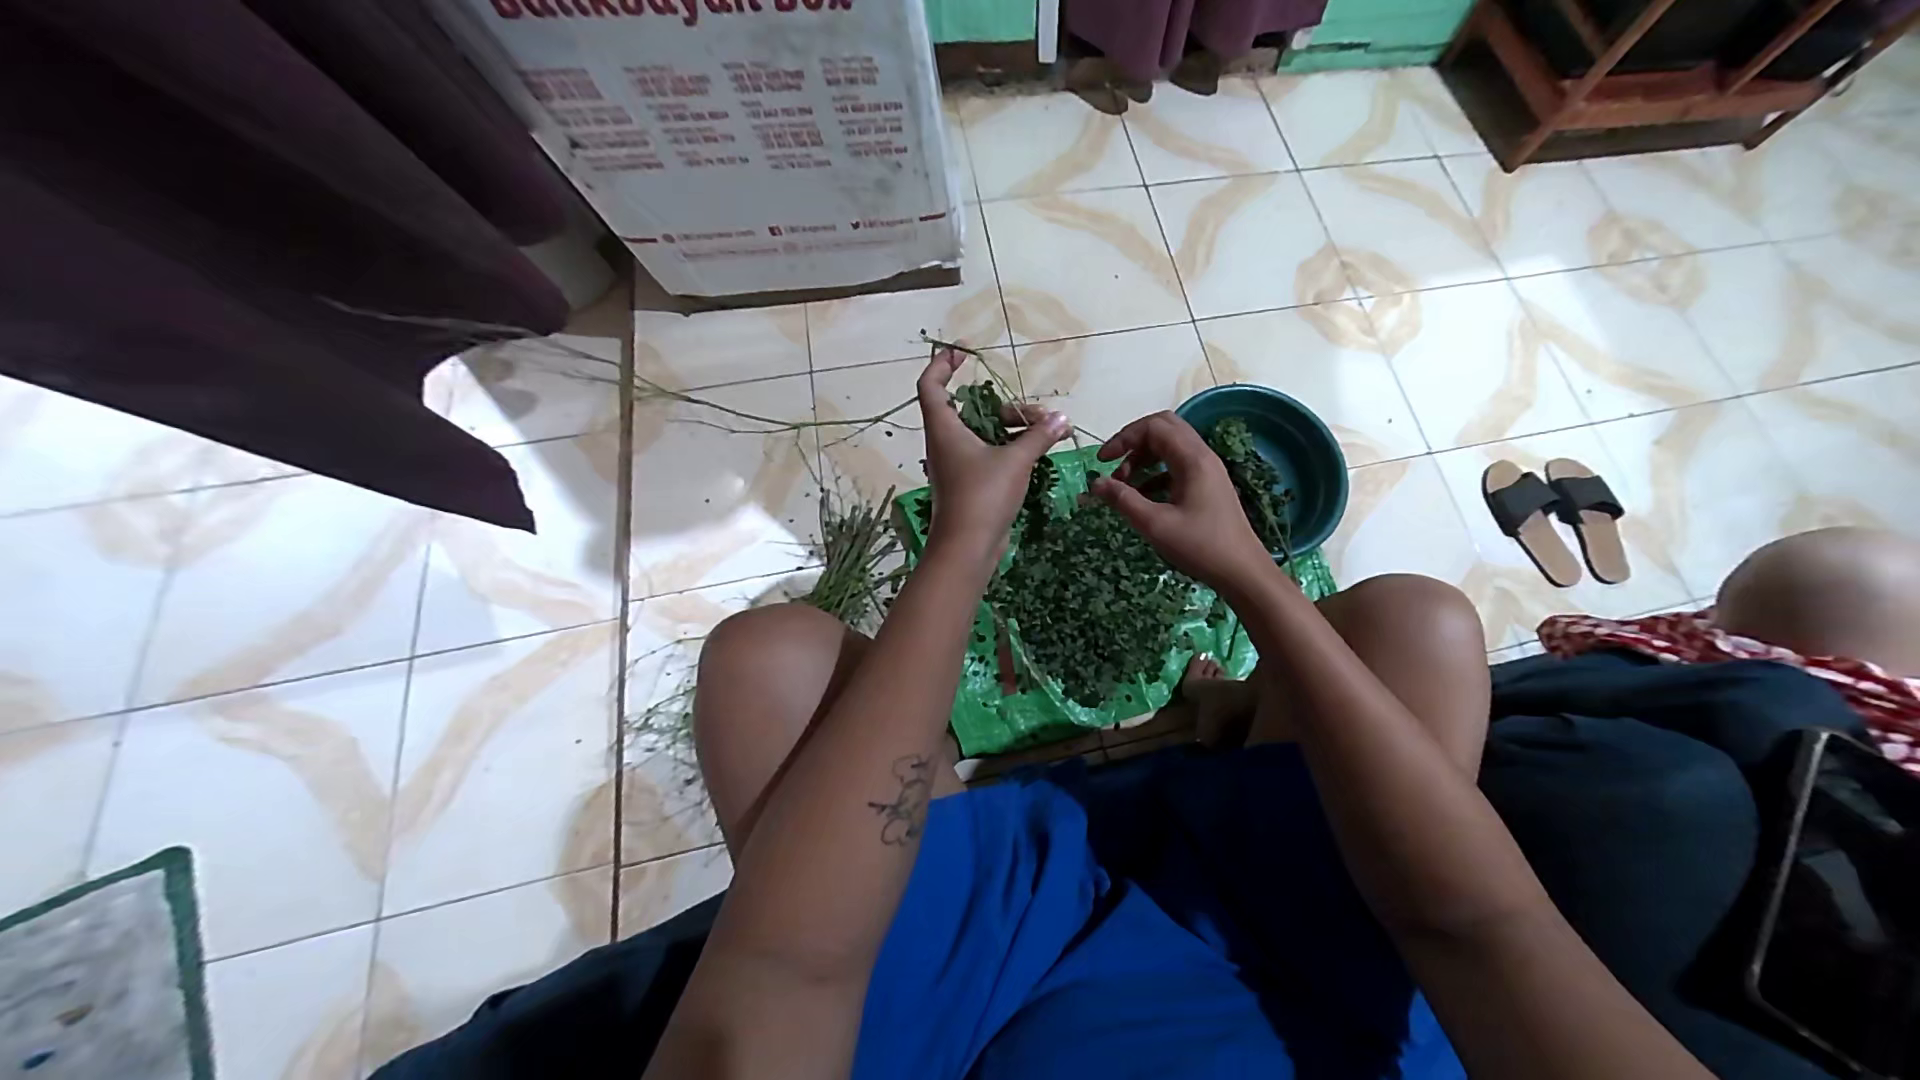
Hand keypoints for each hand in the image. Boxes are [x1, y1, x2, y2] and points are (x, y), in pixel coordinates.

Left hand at [918, 349, 1069, 562]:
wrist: (968, 547)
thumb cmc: (983, 496)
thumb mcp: (1016, 461)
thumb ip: (1039, 436)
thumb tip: (1061, 419)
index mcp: (944, 429)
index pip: (931, 385)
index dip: (942, 364)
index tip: (962, 353)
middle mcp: (946, 443)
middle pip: (969, 409)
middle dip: (1003, 406)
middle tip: (1035, 415)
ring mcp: (956, 464)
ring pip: (982, 433)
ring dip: (1012, 429)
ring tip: (1046, 434)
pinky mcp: (968, 483)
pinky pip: (988, 454)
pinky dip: (1009, 448)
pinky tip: (1036, 452)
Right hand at [1089, 411, 1275, 593]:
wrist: (1242, 572)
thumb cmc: (1200, 547)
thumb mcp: (1154, 524)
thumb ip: (1123, 500)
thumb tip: (1095, 483)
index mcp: (1192, 459)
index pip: (1153, 427)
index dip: (1123, 438)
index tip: (1102, 462)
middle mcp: (1202, 456)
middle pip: (1163, 429)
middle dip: (1133, 442)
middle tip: (1113, 465)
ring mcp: (1207, 471)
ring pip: (1169, 447)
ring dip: (1143, 458)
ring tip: (1124, 485)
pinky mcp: (1207, 486)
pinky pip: (1176, 466)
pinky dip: (1155, 473)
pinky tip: (1142, 496)